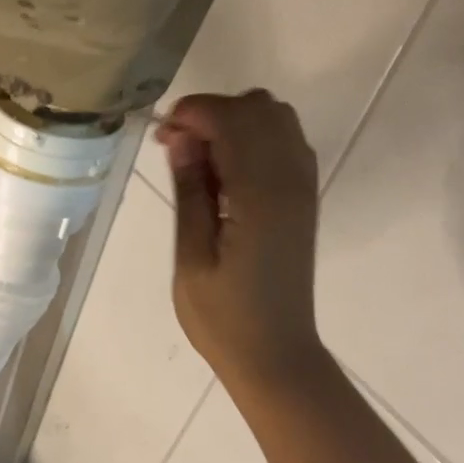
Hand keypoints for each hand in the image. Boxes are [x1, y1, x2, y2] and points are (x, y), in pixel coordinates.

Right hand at [156, 90, 324, 384]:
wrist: (274, 354)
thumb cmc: (222, 318)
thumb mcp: (192, 259)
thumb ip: (190, 193)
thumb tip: (183, 138)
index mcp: (260, 192)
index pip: (231, 118)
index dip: (193, 113)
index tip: (160, 136)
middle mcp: (290, 177)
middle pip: (257, 108)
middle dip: (213, 115)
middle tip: (176, 151)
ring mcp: (303, 187)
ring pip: (275, 120)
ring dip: (234, 126)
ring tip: (198, 165)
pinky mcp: (303, 200)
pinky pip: (284, 144)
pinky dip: (253, 143)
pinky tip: (225, 178)